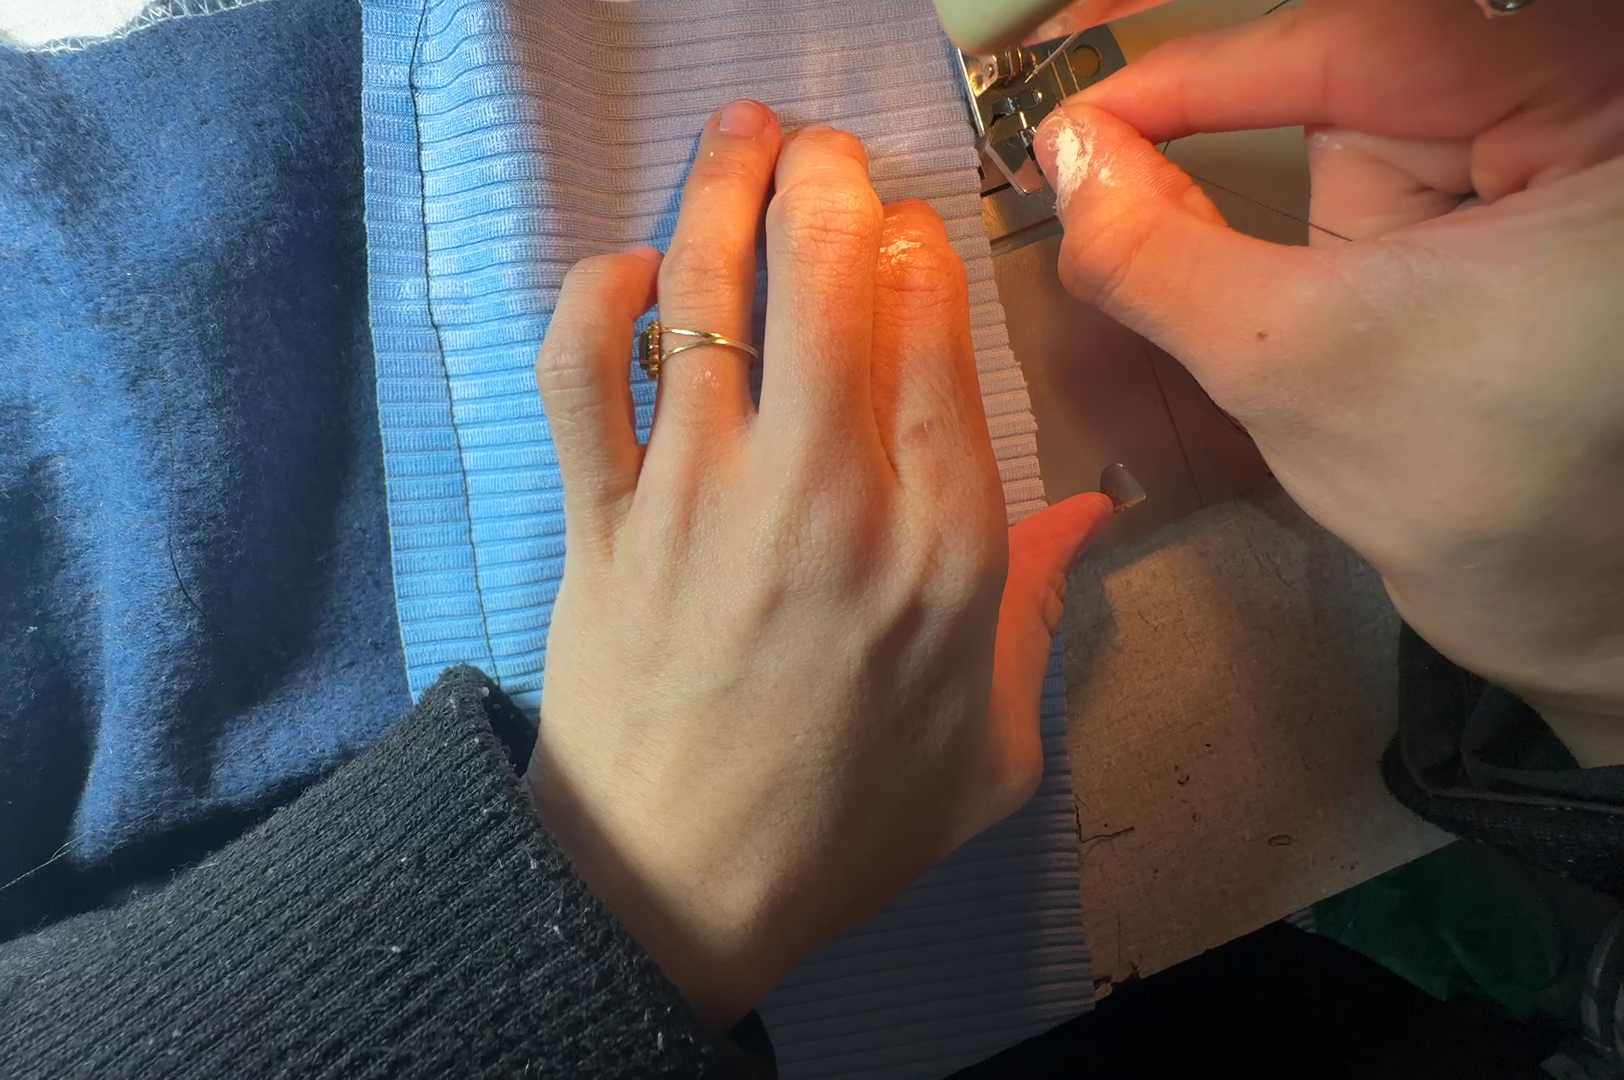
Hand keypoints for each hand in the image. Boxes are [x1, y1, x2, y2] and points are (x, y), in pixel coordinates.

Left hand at [526, 101, 1110, 1026]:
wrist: (678, 881)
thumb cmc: (842, 824)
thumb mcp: (992, 749)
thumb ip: (1043, 619)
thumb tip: (1085, 514)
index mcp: (941, 543)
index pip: (936, 334)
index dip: (916, 251)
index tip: (900, 231)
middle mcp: (824, 494)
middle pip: (828, 277)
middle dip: (827, 180)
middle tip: (818, 147)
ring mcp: (699, 498)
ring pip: (706, 294)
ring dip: (722, 188)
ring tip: (737, 135)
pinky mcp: (602, 520)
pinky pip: (581, 371)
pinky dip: (595, 297)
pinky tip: (627, 272)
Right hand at [1034, 0, 1623, 760]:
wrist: (1548, 588)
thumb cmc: (1465, 481)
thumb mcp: (1283, 358)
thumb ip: (1156, 258)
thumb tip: (1062, 165)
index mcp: (1593, 104)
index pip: (1355, 45)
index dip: (1188, 77)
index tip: (1065, 124)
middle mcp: (1555, 109)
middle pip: (1332, 70)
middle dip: (1187, 105)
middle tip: (1064, 139)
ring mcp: (1490, 164)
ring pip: (1308, 125)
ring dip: (1194, 156)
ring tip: (1095, 181)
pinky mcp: (1435, 220)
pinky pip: (1304, 187)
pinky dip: (1218, 209)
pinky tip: (1150, 220)